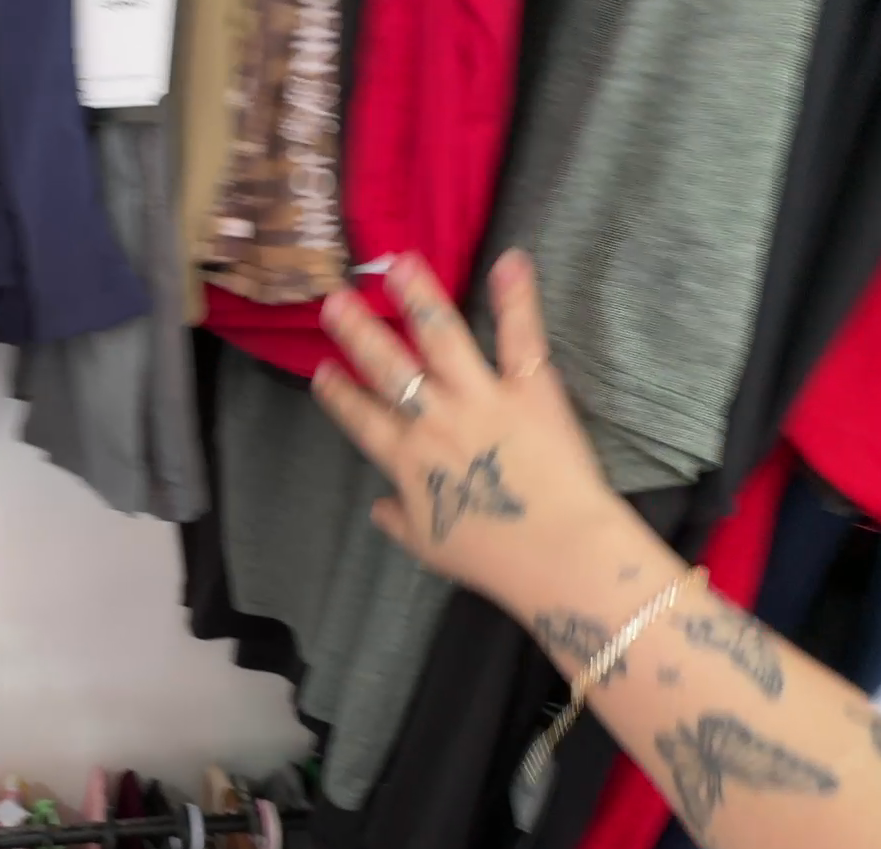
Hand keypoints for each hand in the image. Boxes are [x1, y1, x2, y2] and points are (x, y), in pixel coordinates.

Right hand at [312, 250, 634, 610]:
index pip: (359, 418)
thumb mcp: (427, 545)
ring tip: (398, 264)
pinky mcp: (531, 390)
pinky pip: (520, 337)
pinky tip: (510, 260)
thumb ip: (397, 519)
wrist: (559, 553)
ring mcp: (481, 399)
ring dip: (418, 298)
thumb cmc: (488, 557)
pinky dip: (516, 298)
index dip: (337, 394)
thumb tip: (380, 507)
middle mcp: (433, 419)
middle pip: (387, 368)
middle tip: (335, 301)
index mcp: (404, 459)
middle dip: (358, 333)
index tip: (321, 370)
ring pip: (441, 338)